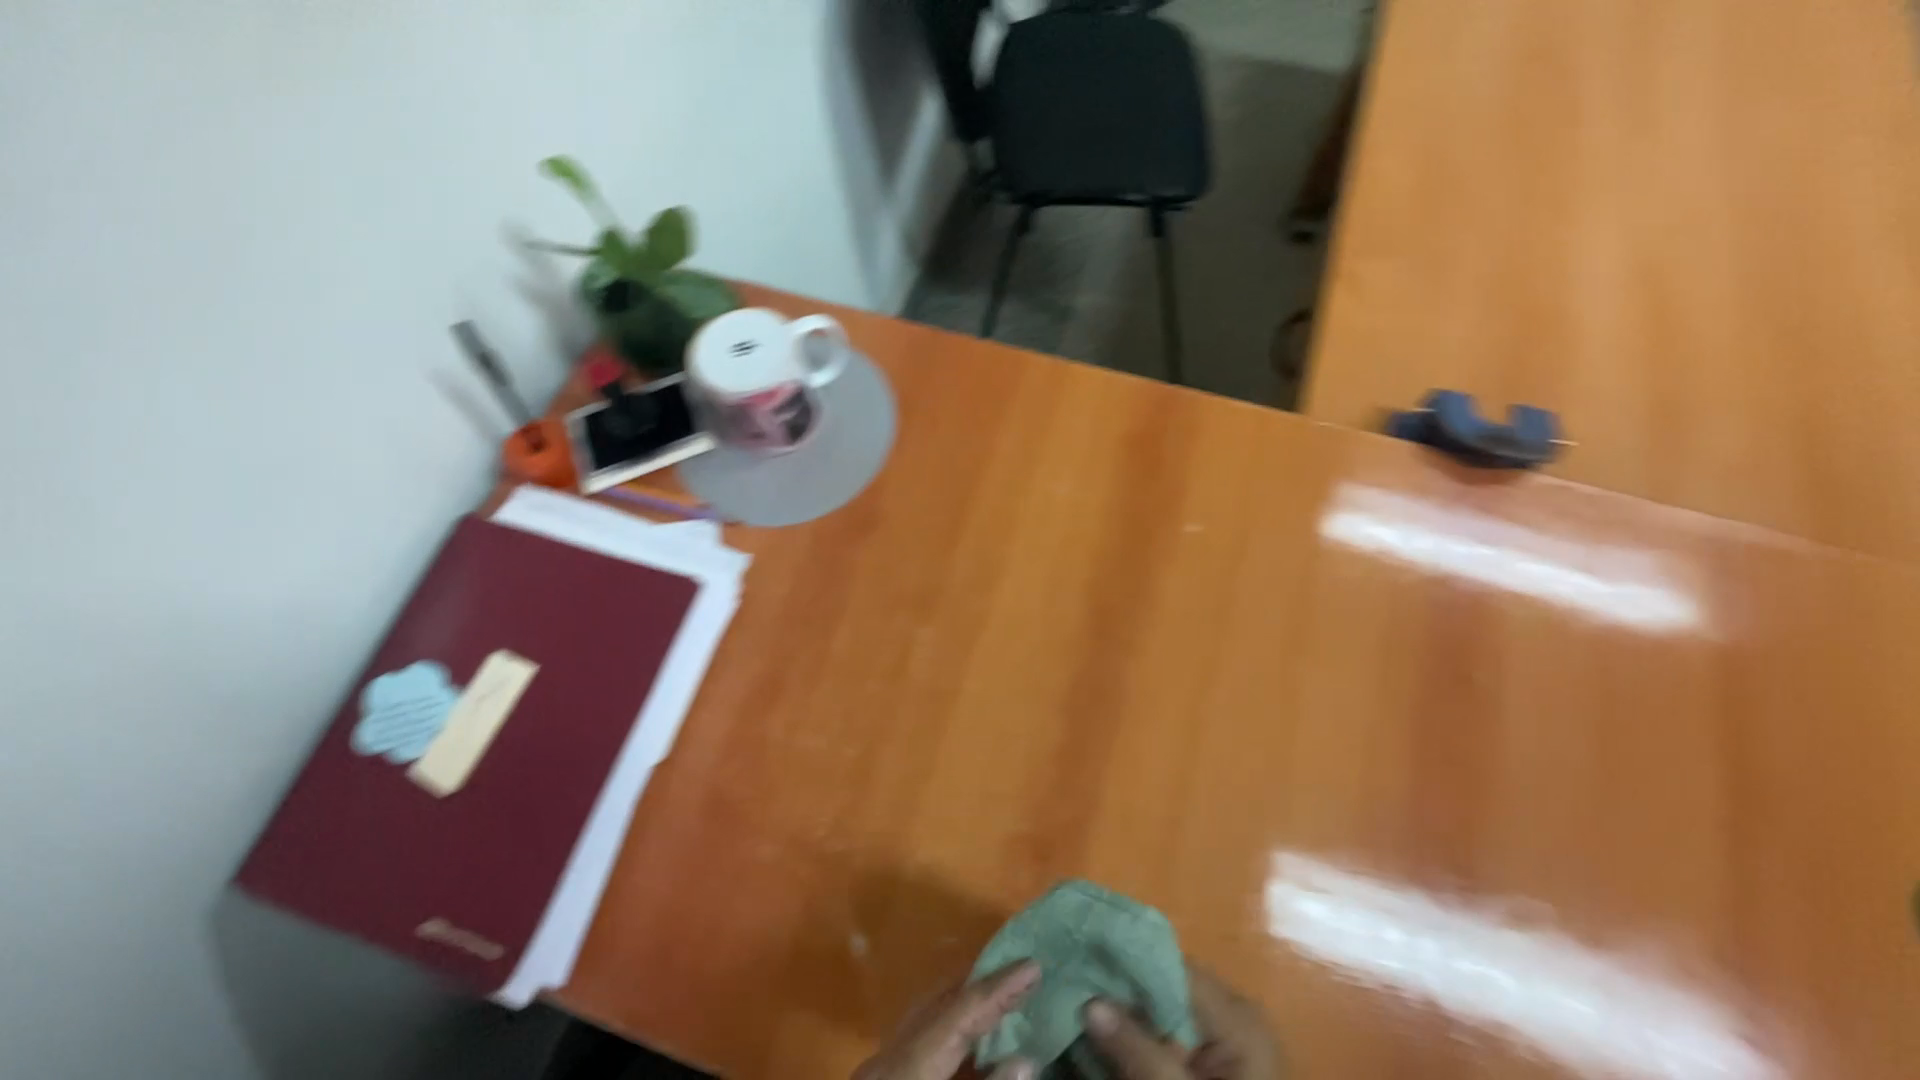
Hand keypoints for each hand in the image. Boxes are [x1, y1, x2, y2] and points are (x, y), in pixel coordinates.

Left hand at [855, 961, 1040, 1079]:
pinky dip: (950, 1028)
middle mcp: (890, 1055)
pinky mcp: (884, 1074)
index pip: (960, 1012)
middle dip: (984, 985)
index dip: (1000, 987)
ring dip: (968, 1004)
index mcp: (910, 1063)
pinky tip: (974, 1034)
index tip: (1034, 964)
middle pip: (940, 1004)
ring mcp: (881, 1065)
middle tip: (1027, 970)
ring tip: (1007, 994)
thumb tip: (1026, 1057)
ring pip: (927, 1018)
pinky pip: (920, 1037)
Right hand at [1083, 970, 1279, 1079]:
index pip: (1171, 966)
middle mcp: (1233, 1015)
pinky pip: (1169, 1030)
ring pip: (1162, 1006)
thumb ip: (1138, 1053)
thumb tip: (1091, 1003)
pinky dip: (1139, 1033)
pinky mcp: (1213, 1059)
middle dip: (1118, 988)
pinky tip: (1102, 1038)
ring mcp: (1225, 1037)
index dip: (1122, 963)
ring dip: (1123, 1011)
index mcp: (1238, 1019)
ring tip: (1074, 1005)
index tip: (1076, 962)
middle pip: (1164, 983)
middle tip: (1067, 986)